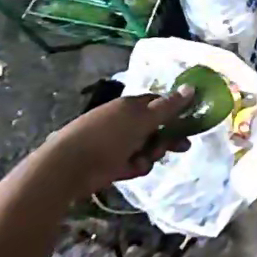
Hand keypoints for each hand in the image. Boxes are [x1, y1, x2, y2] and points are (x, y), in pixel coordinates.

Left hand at [37, 92, 194, 196]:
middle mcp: (123, 121)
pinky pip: (132, 163)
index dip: (175, 112)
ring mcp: (115, 142)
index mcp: (130, 106)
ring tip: (145, 161)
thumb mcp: (143, 119)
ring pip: (146, 146)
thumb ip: (169, 106)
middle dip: (168, 138)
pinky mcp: (109, 163)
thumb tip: (191, 86)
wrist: (66, 168)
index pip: (158, 103)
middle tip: (181, 148)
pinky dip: (135, 167)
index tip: (190, 122)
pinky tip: (131, 170)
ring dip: (151, 154)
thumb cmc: (108, 137)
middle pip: (155, 127)